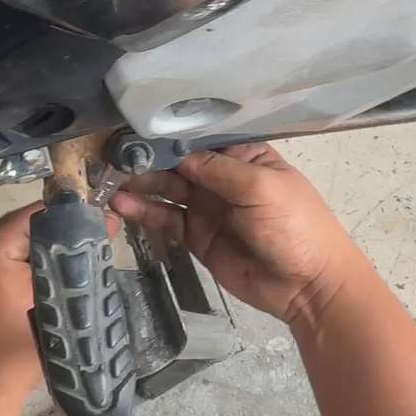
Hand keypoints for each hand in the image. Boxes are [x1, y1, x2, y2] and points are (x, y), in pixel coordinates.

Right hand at [108, 144, 368, 330]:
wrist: (308, 285)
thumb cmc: (293, 226)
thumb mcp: (260, 187)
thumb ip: (217, 168)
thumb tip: (177, 154)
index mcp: (243, 156)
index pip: (199, 139)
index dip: (169, 135)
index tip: (134, 129)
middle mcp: (221, 178)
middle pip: (177, 162)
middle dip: (146, 159)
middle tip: (111, 156)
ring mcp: (207, 207)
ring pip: (166, 189)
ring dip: (139, 184)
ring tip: (107, 180)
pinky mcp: (197, 237)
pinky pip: (166, 219)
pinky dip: (143, 212)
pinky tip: (121, 205)